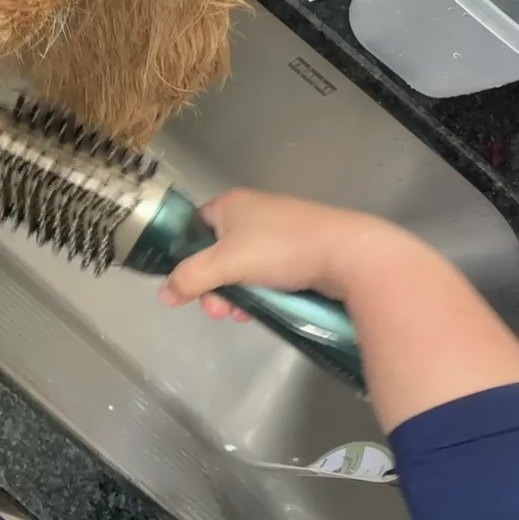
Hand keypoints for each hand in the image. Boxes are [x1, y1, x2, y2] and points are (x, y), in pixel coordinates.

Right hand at [158, 189, 418, 314]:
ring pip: (241, 268)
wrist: (354, 255)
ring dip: (235, 294)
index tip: (188, 283)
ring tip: (241, 314)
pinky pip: (267, 273)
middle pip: (216, 254)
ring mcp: (280, 232)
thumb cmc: (283, 249)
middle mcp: (254, 213)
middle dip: (212, 286)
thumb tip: (164, 295)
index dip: (185, 256)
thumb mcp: (225, 264)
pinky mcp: (302, 251)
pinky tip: (262, 309)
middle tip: (218, 309)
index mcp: (232, 205)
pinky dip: (260, 292)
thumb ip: (189, 278)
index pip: (193, 228)